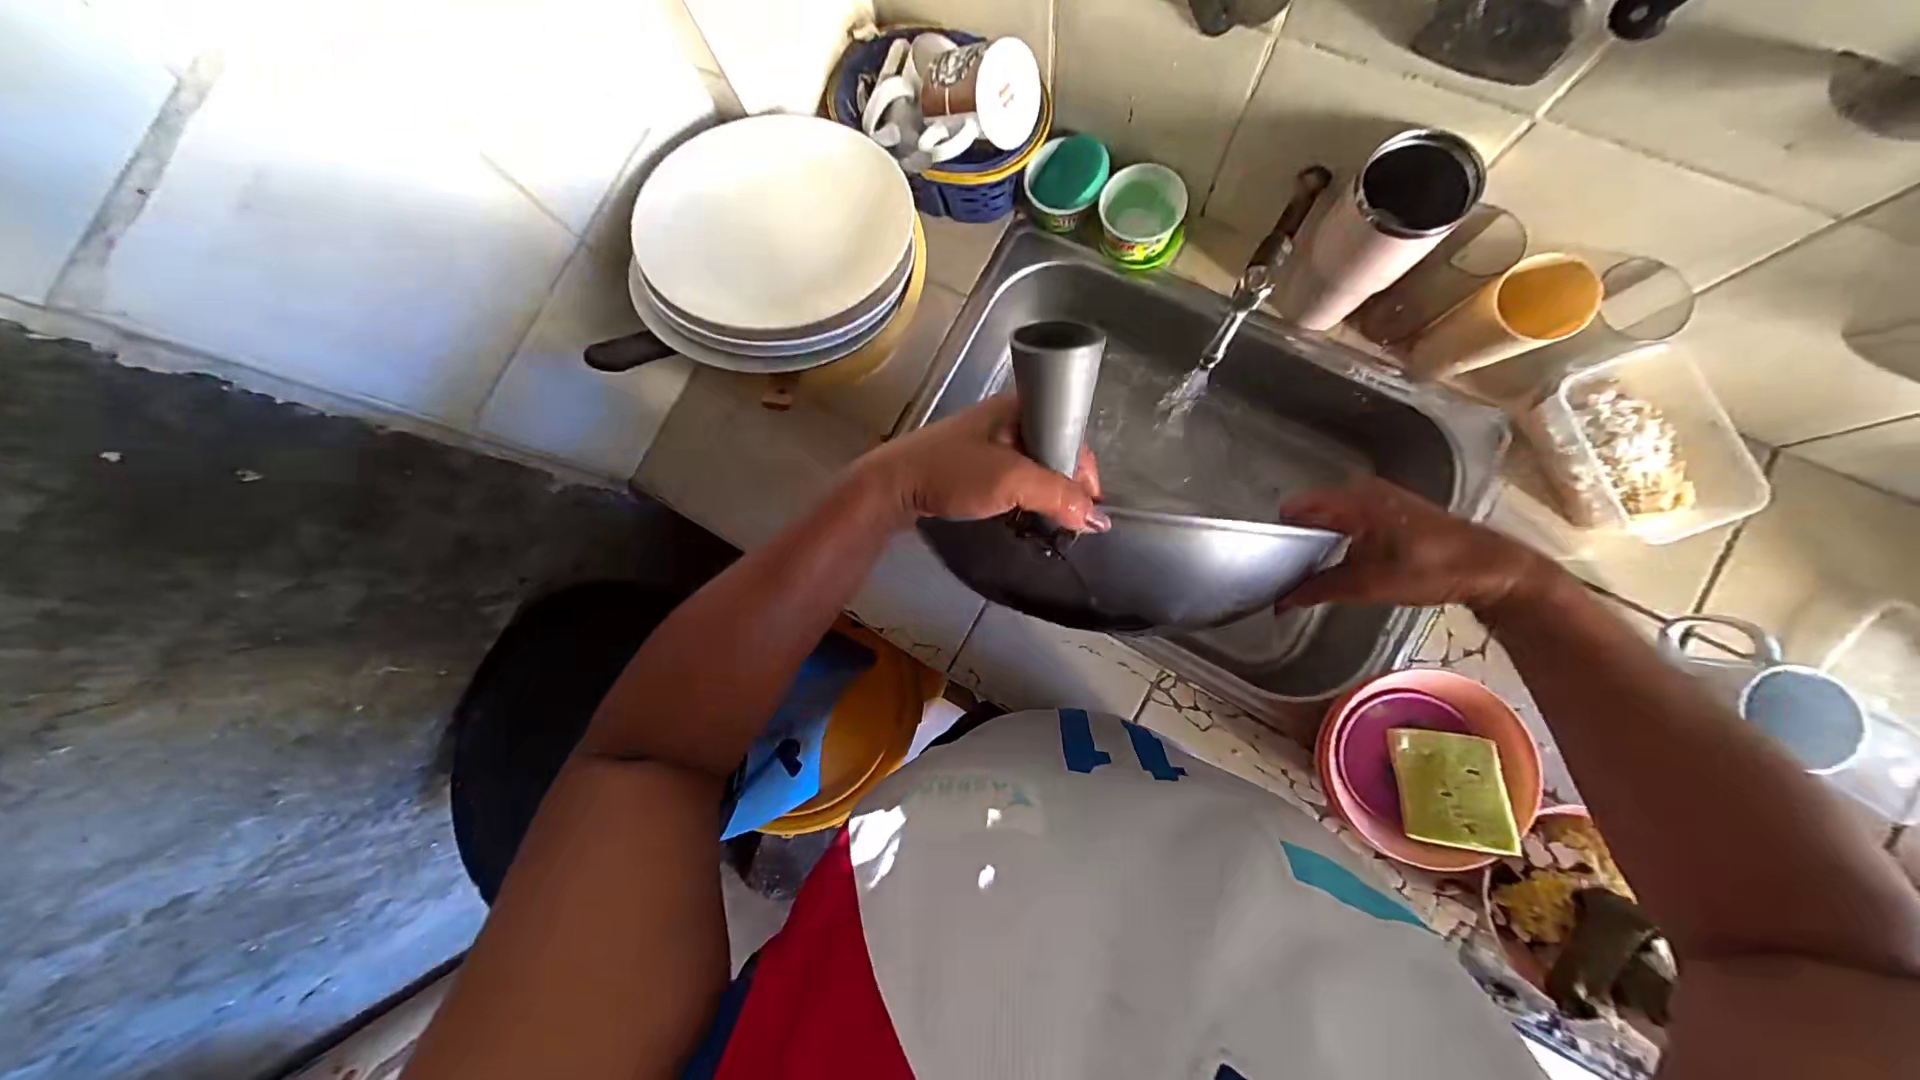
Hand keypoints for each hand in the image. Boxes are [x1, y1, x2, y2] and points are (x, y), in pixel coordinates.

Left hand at [857, 395, 1108, 531]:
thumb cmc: (953, 473)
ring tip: (1054, 520)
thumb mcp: (1011, 482)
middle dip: (1068, 484)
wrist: (893, 486)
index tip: (1089, 503)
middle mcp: (1009, 418)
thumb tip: (1096, 519)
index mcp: (1020, 407)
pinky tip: (1027, 514)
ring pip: (1036, 466)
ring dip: (1048, 493)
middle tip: (1071, 518)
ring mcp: (990, 440)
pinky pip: (1016, 476)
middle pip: (1056, 450)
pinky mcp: (976, 463)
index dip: (1084, 467)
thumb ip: (1057, 496)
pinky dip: (1027, 495)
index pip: (1071, 432)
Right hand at [1278, 477, 1554, 614]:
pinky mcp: (1388, 508)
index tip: (1271, 563)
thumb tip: (1279, 603)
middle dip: (1297, 542)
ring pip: (1328, 517)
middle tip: (1290, 573)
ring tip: (1310, 572)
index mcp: (1353, 500)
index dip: (1280, 536)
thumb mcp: (1369, 585)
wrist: (1494, 569)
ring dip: (1318, 543)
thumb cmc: (1433, 570)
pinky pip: (1346, 518)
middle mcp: (1361, 490)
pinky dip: (1337, 539)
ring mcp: (1377, 496)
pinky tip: (1340, 563)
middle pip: (1309, 513)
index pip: (1295, 509)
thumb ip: (1319, 590)